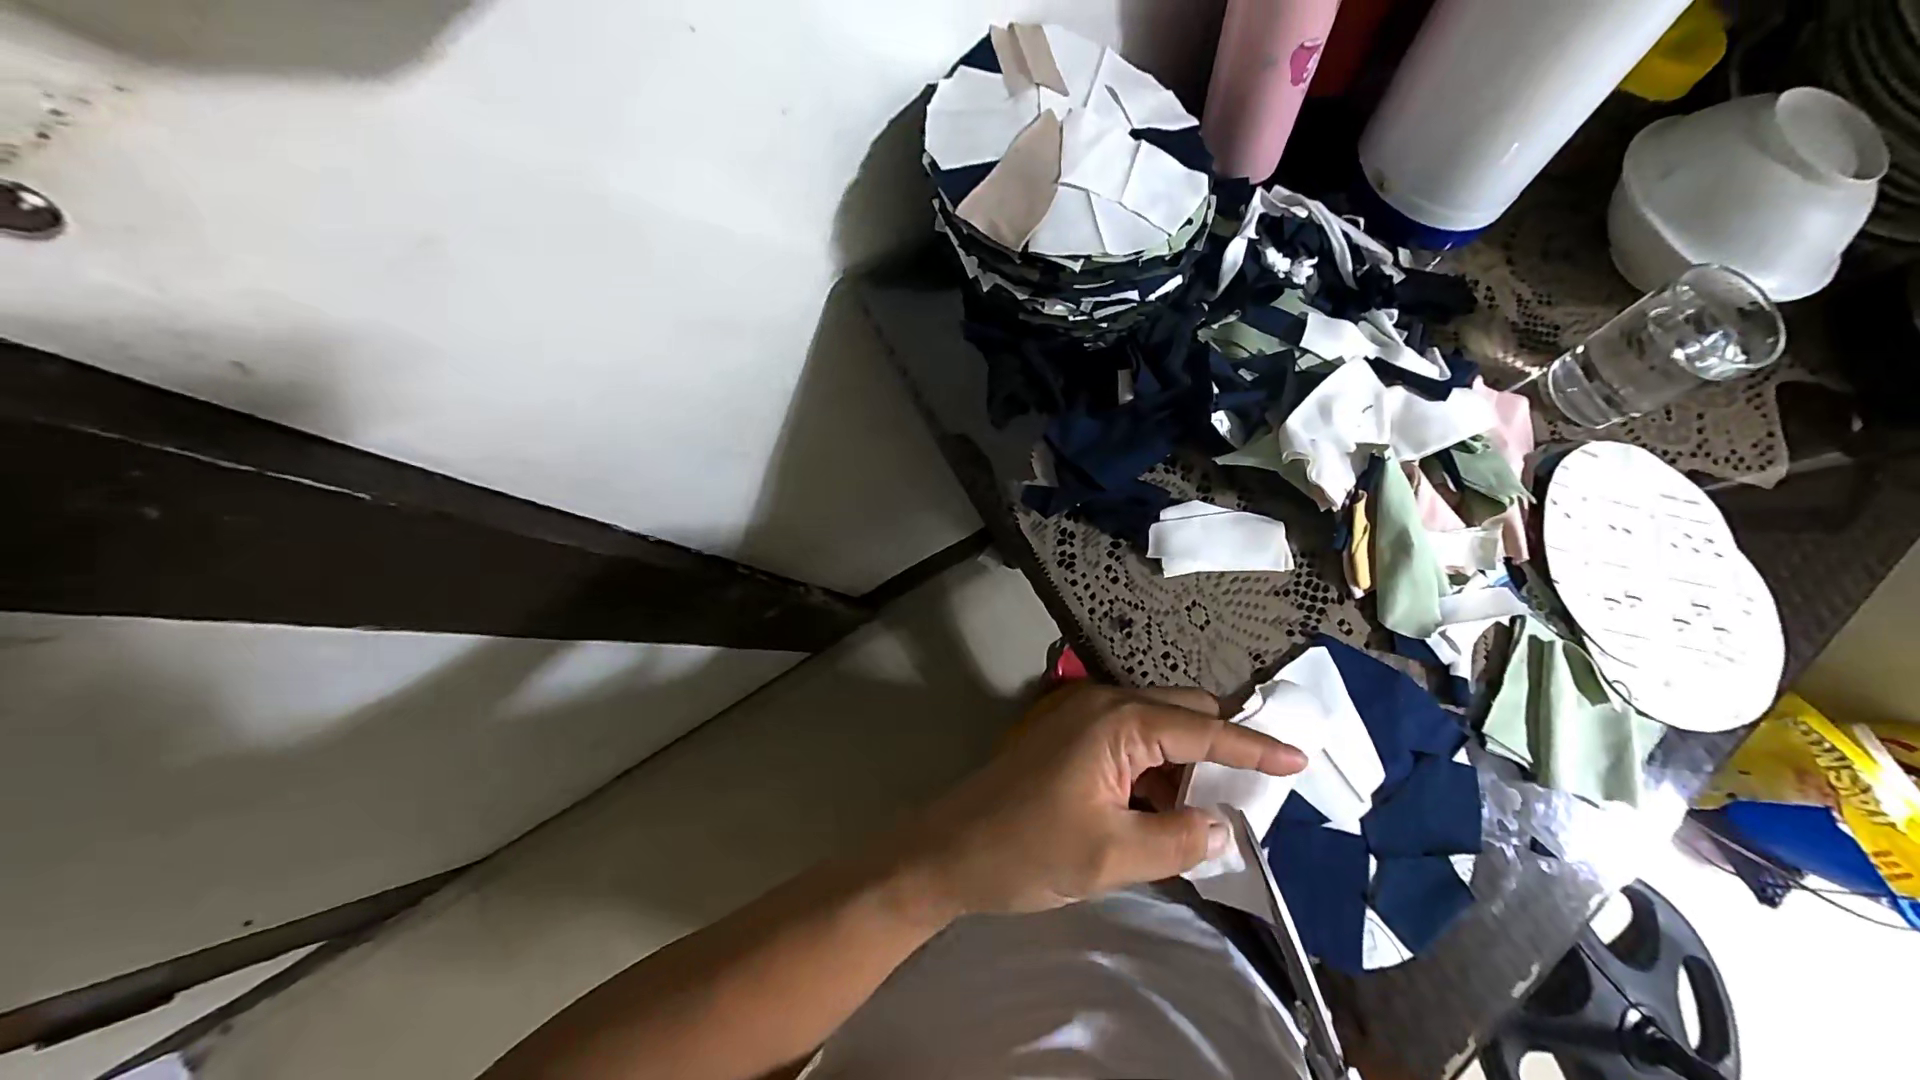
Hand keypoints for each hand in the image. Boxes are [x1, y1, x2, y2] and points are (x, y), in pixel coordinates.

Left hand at [904, 683, 1307, 914]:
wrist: (947, 852)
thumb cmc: (1027, 851)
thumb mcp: (1113, 856)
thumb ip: (1179, 840)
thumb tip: (1222, 827)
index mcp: (1116, 721)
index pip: (1203, 728)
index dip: (1255, 746)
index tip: (1300, 758)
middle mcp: (1102, 703)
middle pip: (1182, 714)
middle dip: (1222, 747)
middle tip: (1257, 791)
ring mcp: (1080, 717)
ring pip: (1156, 728)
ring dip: (1187, 762)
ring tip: (1214, 808)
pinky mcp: (1067, 736)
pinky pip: (1129, 743)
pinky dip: (1155, 769)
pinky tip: (1166, 807)